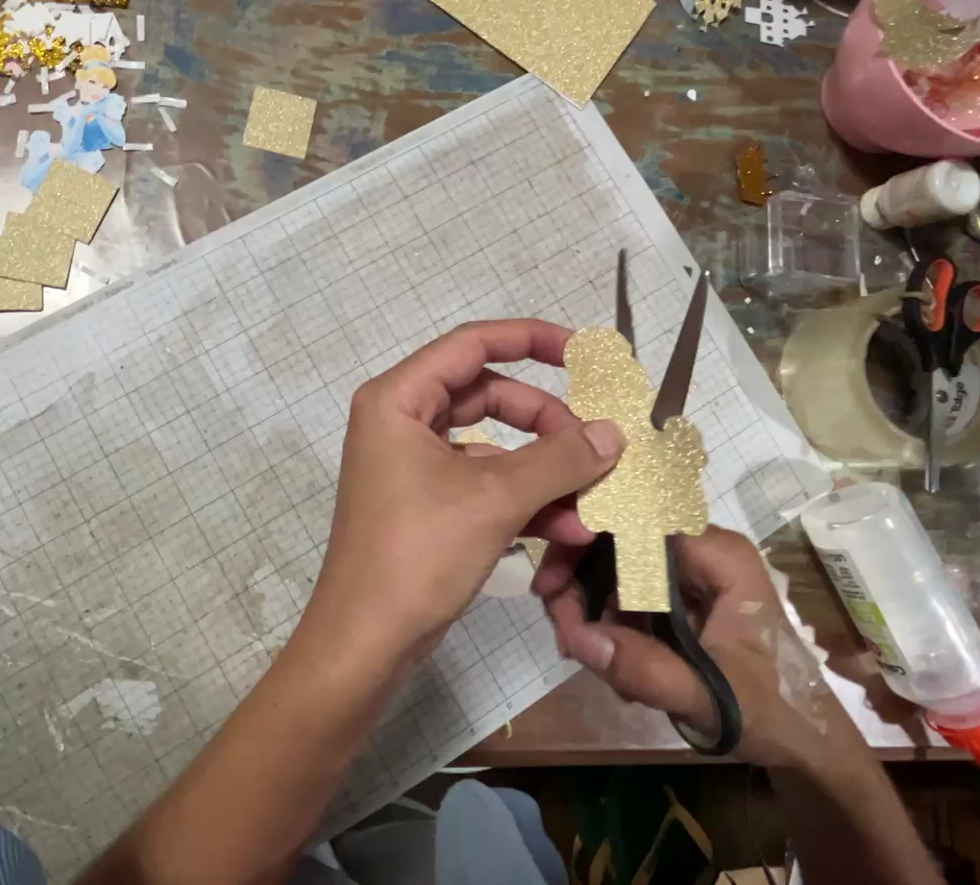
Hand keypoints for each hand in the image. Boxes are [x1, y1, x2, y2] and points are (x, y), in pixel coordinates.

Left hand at [300, 320, 625, 664]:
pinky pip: (483, 483)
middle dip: (545, 421)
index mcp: (398, 398)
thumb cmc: (418, 552)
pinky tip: (568, 529)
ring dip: (543, 471)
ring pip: (492, 445)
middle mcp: (401, 421)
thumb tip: (613, 432)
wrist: (366, 639)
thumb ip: (559, 459)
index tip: (583, 351)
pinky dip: (523, 500)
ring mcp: (413, 464)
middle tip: (595, 446)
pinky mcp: (427, 502)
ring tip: (593, 502)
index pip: (472, 344)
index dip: (531, 339)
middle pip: (487, 395)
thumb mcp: (495, 499)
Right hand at [537, 528, 835, 768]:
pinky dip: (602, 615)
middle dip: (576, 580)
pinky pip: (622, 586)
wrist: (806, 742)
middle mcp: (700, 548)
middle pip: (616, 539)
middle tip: (558, 627)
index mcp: (719, 555)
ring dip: (585, 602)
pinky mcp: (676, 591)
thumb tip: (578, 635)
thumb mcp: (712, 699)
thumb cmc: (775, 713)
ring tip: (580, 650)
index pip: (634, 521)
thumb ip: (647, 670)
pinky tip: (603, 653)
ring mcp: (687, 569)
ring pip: (612, 563)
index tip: (548, 587)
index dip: (583, 542)